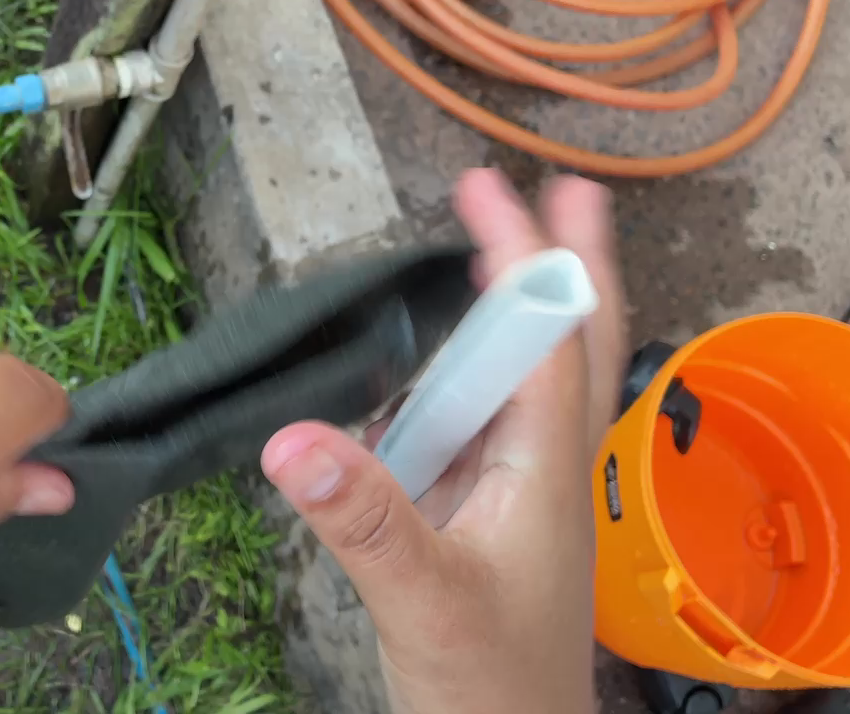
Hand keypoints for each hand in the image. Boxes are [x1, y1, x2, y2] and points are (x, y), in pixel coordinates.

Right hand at [261, 169, 625, 713]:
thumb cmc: (484, 686)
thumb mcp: (422, 601)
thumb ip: (361, 520)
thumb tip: (287, 435)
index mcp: (541, 464)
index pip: (545, 337)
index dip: (527, 256)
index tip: (502, 186)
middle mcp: (533, 456)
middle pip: (562, 341)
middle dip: (553, 260)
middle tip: (536, 189)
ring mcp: (502, 477)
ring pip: (516, 371)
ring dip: (507, 303)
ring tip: (483, 252)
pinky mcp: (467, 497)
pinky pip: (466, 409)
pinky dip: (453, 360)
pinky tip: (422, 353)